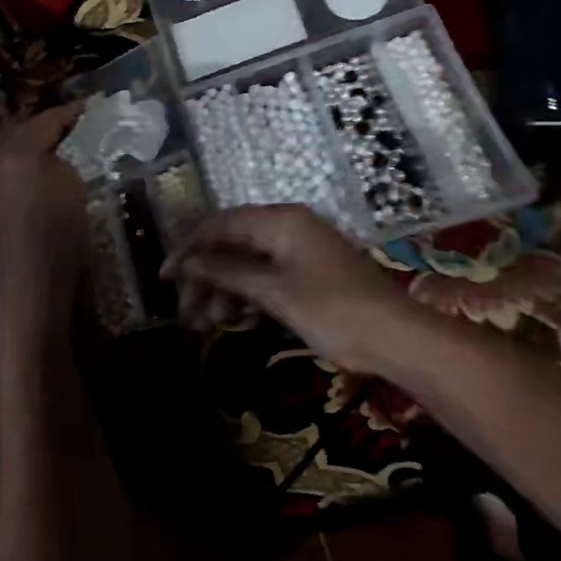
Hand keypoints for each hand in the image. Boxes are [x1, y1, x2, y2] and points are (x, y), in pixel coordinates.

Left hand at [0, 102, 88, 287]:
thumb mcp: (74, 184)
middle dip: (51, 124)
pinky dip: (30, 161)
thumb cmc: (60, 230)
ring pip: (16, 149)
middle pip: (25, 130)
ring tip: (65, 142)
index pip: (47, 119)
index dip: (72, 111)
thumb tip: (61, 151)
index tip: (92, 105)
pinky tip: (47, 168)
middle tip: (78, 122)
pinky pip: (12, 168)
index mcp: (19, 151)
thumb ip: (66, 158)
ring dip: (38, 142)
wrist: (33, 276)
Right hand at [163, 205, 414, 373]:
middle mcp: (287, 227)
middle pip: (230, 246)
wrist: (395, 338)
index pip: (220, 225)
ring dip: (221, 293)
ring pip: (244, 265)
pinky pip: (263, 278)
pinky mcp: (306, 274)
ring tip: (205, 325)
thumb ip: (226, 271)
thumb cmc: (332, 310)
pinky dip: (244, 298)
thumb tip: (187, 261)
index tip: (165, 278)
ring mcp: (298, 251)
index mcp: (280, 221)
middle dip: (204, 278)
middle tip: (186, 313)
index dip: (188, 249)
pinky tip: (232, 321)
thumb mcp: (273, 291)